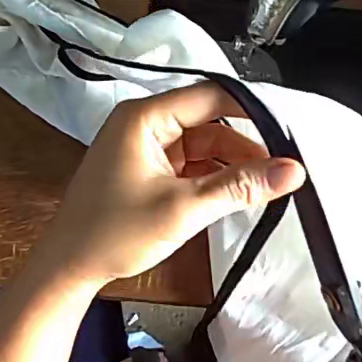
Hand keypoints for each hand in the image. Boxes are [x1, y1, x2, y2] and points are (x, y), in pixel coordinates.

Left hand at [29, 83, 305, 287]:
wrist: (69, 265)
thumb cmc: (112, 233)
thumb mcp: (182, 209)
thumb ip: (239, 187)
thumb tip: (291, 170)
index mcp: (144, 117)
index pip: (211, 96)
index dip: (253, 110)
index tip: (289, 132)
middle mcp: (143, 123)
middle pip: (209, 121)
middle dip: (244, 146)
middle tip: (281, 169)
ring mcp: (143, 146)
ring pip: (202, 145)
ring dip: (230, 165)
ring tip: (264, 188)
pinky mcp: (145, 168)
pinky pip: (188, 163)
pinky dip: (211, 177)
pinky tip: (236, 194)